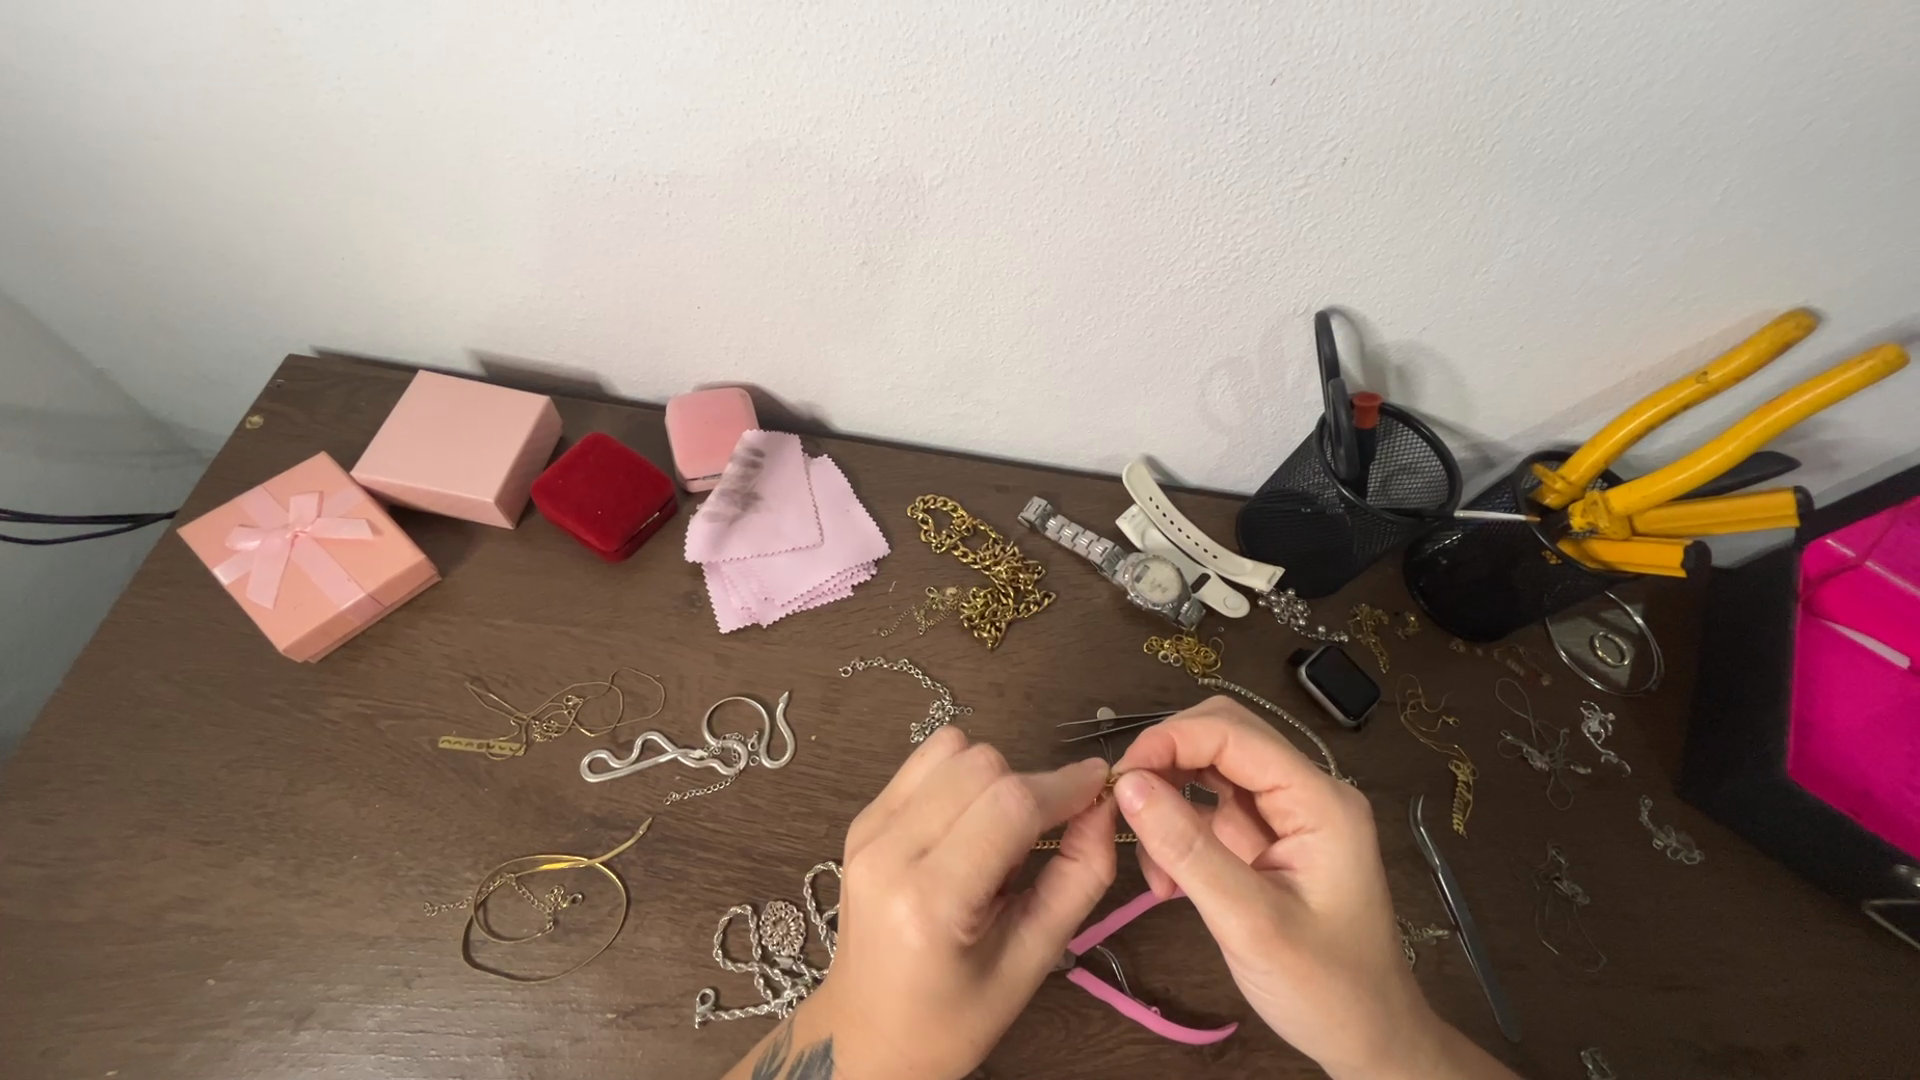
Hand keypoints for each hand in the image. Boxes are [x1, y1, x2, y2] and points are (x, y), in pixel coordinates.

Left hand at [728, 725, 1116, 1079]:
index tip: (1101, 785)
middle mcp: (888, 849)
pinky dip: (960, 775)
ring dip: (992, 776)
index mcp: (930, 901)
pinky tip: (965, 825)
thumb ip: (1079, 878)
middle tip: (1040, 835)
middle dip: (1029, 785)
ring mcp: (868, 827)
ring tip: (996, 834)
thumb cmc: (955, 1015)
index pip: (1009, 806)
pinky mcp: (862, 817)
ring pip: (952, 748)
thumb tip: (1105, 806)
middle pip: (980, 764)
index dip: (1065, 785)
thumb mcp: (1032, 961)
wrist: (866, 1034)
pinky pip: (925, 760)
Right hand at [1112, 696, 1514, 1079]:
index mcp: (1318, 800)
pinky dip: (1176, 826)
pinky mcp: (1264, 833)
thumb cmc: (1326, 989)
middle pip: (1221, 733)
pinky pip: (1207, 803)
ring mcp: (1284, 810)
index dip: (1170, 740)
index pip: (1233, 733)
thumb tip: (1127, 784)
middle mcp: (1303, 789)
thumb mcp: (1250, 923)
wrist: (1371, 1041)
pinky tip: (1165, 876)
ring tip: (1149, 857)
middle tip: (1125, 802)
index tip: (1120, 778)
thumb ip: (1187, 849)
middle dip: (1166, 759)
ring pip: (1208, 763)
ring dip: (1167, 795)